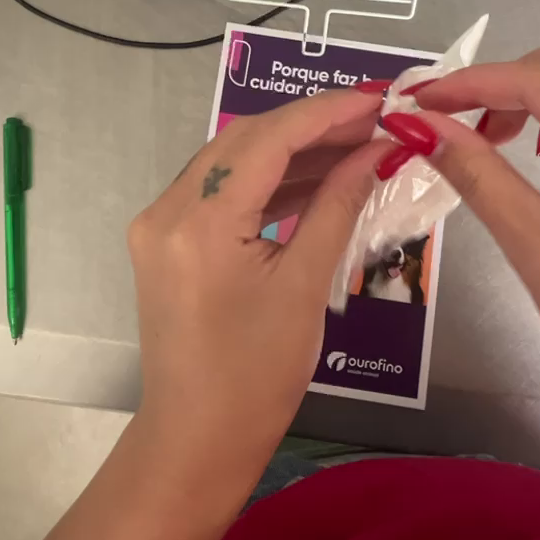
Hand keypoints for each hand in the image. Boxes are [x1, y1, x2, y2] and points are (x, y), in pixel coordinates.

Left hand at [127, 87, 395, 470]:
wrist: (196, 440)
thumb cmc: (256, 377)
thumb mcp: (306, 287)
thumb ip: (339, 206)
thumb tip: (378, 151)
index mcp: (199, 222)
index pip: (266, 140)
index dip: (324, 112)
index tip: (375, 99)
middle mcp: (167, 209)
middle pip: (245, 142)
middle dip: (311, 126)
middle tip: (372, 120)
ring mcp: (160, 222)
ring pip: (233, 162)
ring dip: (291, 152)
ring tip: (354, 144)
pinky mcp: (168, 237)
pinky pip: (222, 191)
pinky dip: (268, 182)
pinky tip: (315, 177)